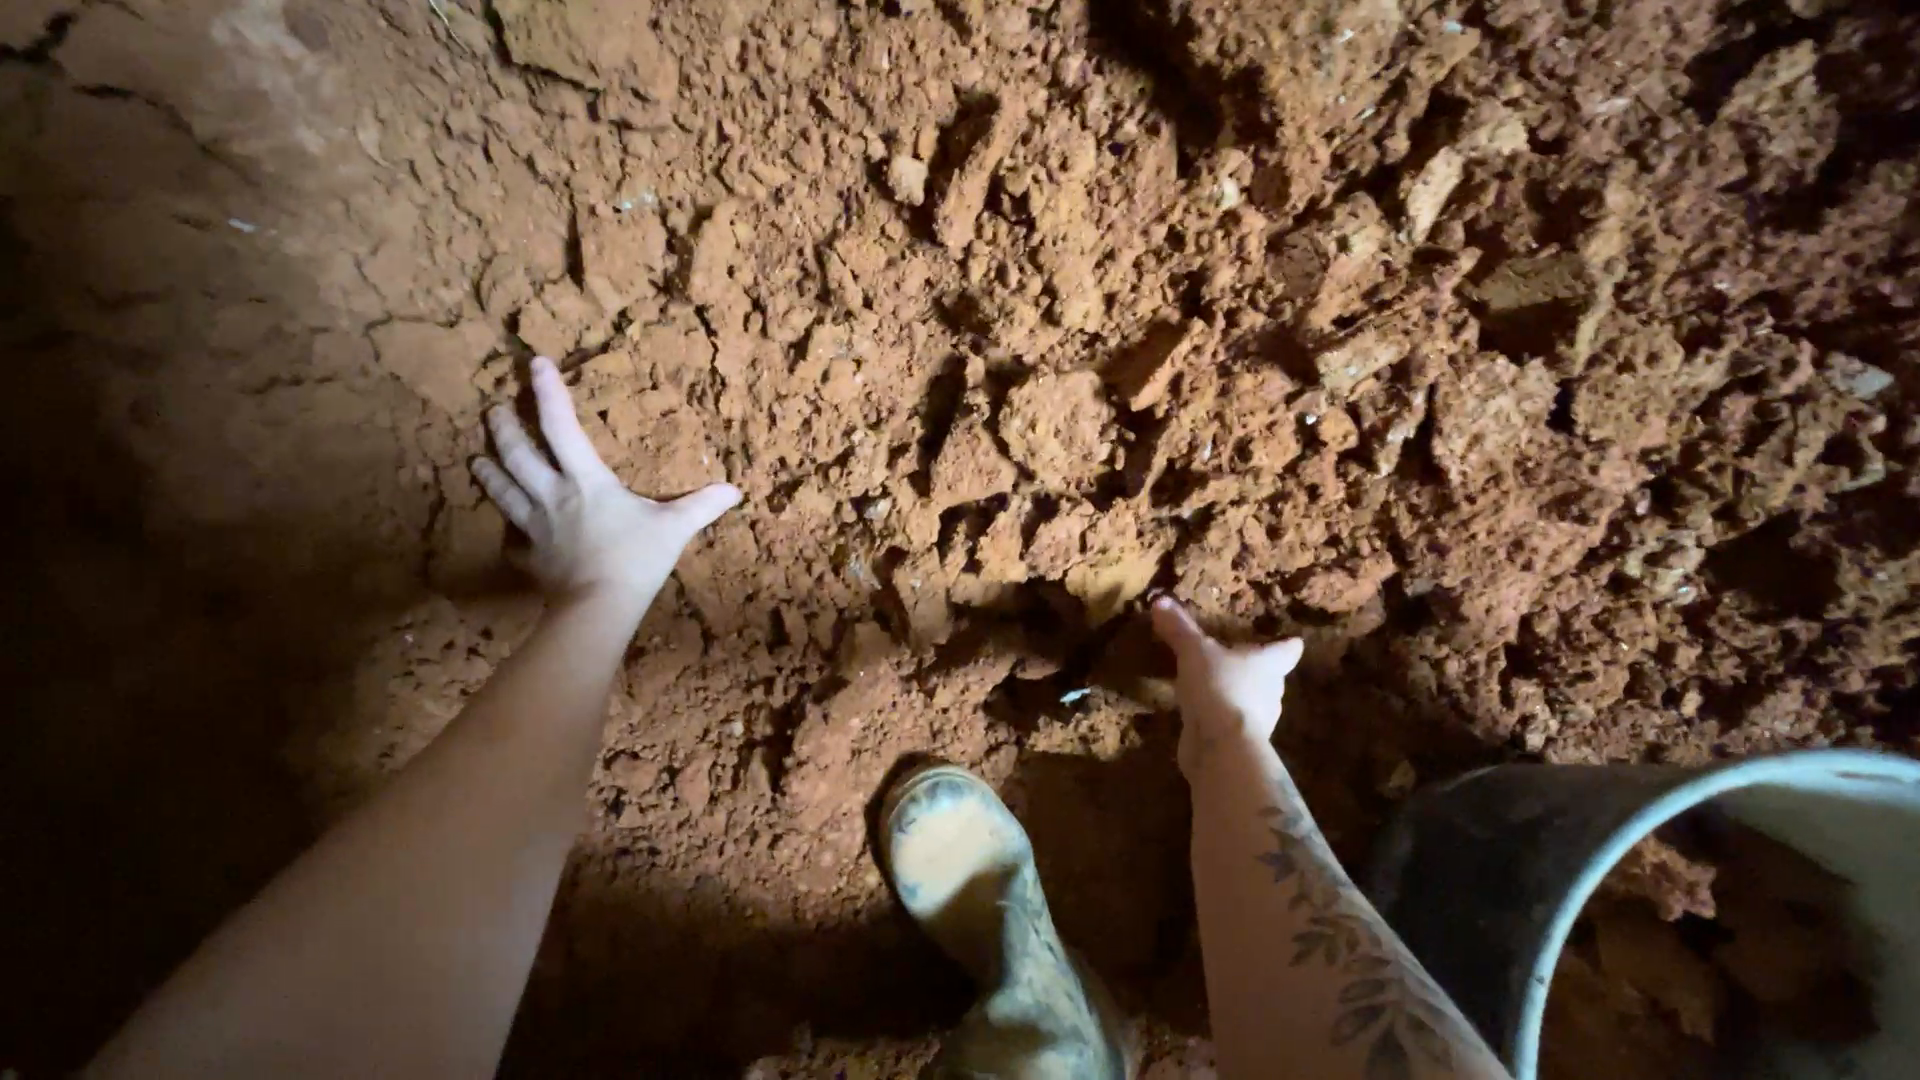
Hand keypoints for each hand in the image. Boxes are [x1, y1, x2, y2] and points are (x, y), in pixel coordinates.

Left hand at [471, 356, 740, 604]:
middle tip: (495, 410)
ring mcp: (535, 527)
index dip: (548, 392)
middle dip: (504, 427)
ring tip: (478, 457)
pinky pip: (513, 539)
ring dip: (489, 470)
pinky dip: (508, 531)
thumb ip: (702, 506)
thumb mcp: (675, 528)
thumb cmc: (636, 559)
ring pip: (502, 490)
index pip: (561, 427)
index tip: (536, 363)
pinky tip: (508, 530)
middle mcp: (552, 496)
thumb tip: (735, 491)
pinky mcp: (531, 557)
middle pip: (517, 453)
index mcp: (586, 481)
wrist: (600, 607)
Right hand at [1150, 596, 1304, 777]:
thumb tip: (1160, 599)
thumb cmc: (1219, 688)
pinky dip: (1218, 716)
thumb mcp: (1194, 651)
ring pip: (1251, 700)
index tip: (1285, 639)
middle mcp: (1270, 691)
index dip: (1286, 643)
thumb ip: (1179, 628)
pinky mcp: (1237, 741)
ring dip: (1235, 693)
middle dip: (1254, 668)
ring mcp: (1257, 720)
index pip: (1288, 649)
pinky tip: (1200, 711)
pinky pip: (1229, 722)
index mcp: (1269, 664)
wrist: (1221, 747)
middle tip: (1234, 657)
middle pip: (1270, 675)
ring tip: (1212, 683)